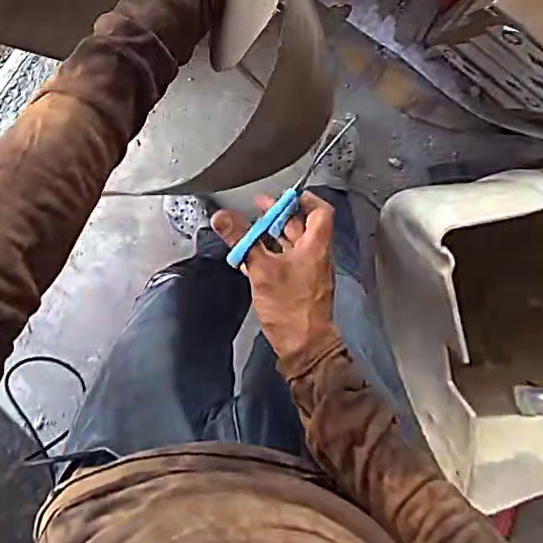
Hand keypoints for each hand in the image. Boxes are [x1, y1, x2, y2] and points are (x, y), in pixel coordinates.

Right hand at [211, 191, 340, 372]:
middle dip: (280, 215)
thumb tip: (222, 217)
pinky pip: (286, 260)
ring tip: (251, 229)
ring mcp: (309, 272)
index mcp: (316, 246)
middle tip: (259, 208)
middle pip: (302, 226)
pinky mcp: (300, 286)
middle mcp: (316, 256)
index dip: (304, 199)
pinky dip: (271, 253)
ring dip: (273, 234)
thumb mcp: (261, 269)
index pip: (320, 211)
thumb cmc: (290, 308)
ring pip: (292, 244)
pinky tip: (252, 256)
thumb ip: (242, 240)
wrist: (304, 347)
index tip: (284, 195)